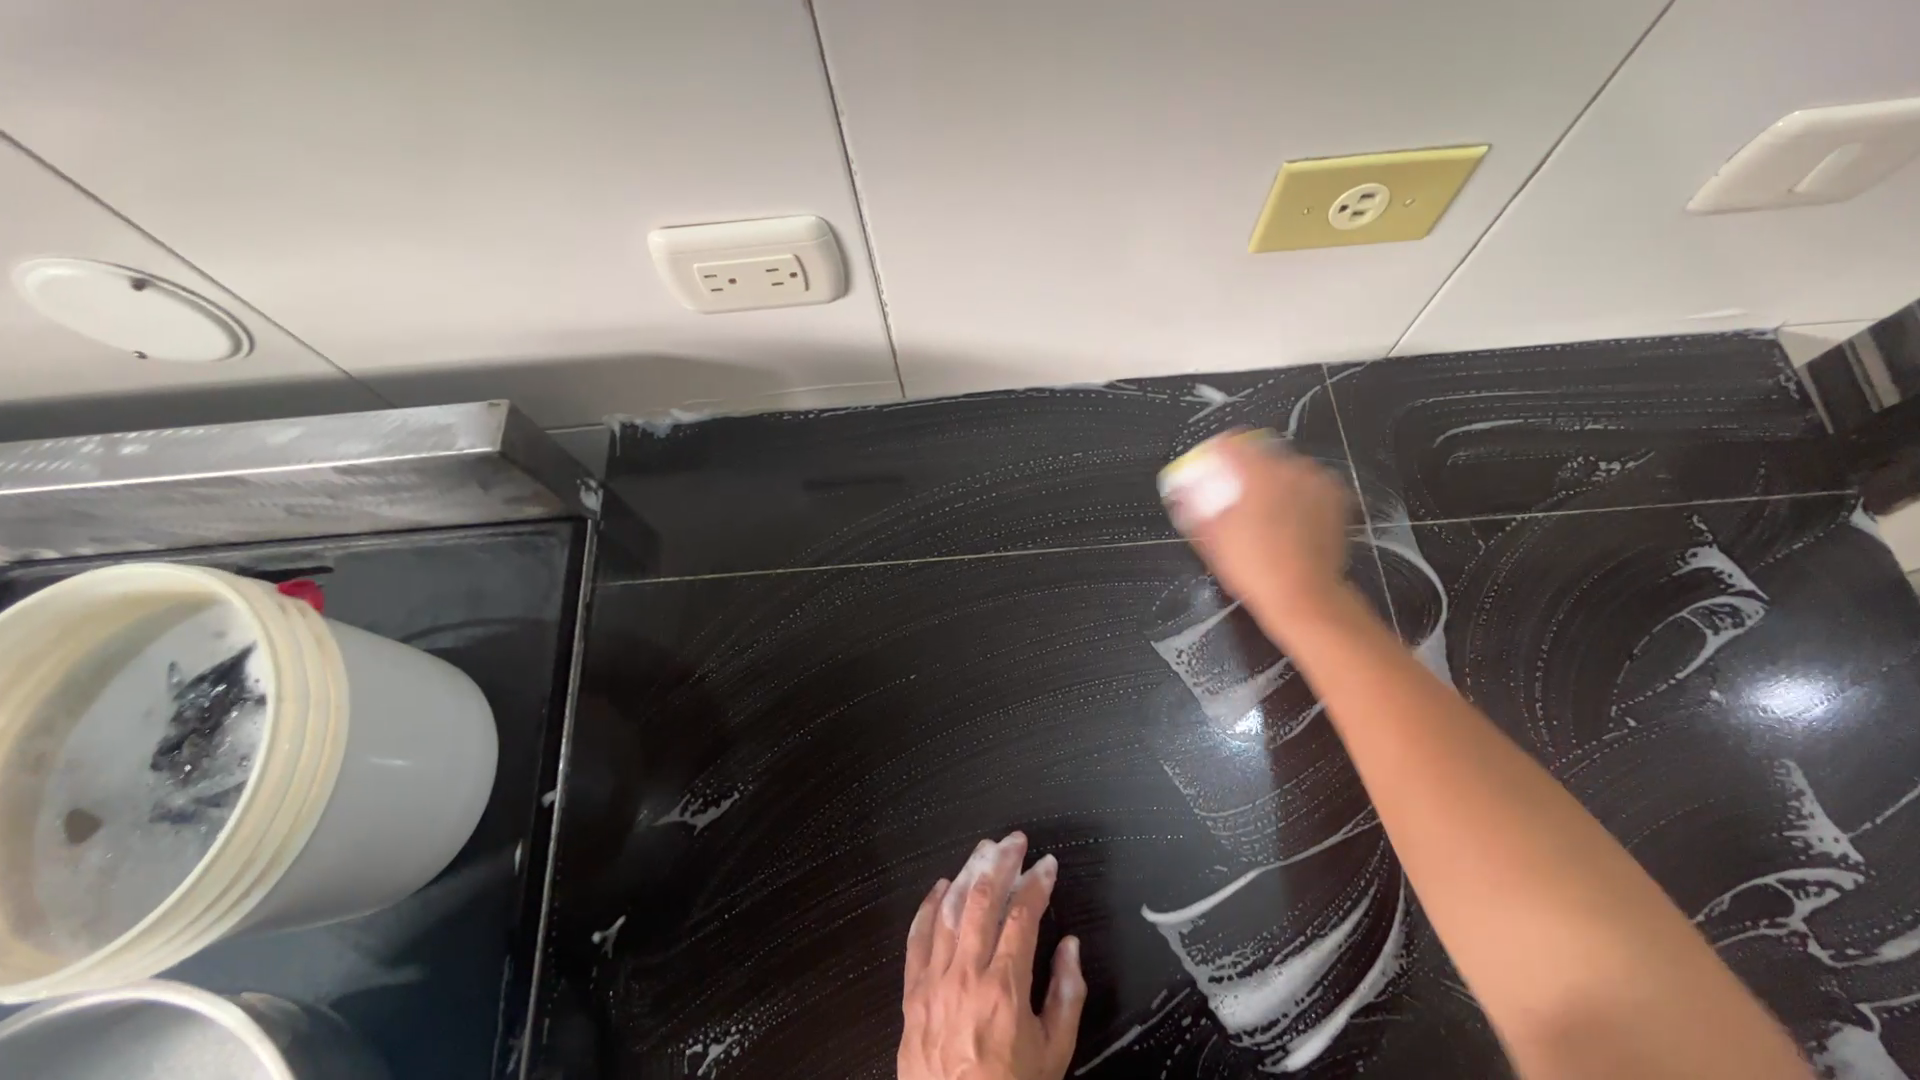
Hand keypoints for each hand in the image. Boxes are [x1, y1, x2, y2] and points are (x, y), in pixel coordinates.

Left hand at [899, 832, 1085, 1079]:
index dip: (1037, 883)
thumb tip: (1070, 946)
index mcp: (1006, 986)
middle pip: (983, 900)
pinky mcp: (911, 992)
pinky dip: (929, 907)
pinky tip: (942, 886)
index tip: (1048, 863)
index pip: (1023, 915)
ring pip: (950, 910)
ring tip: (984, 849)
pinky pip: (917, 938)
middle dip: (1002, 862)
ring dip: (968, 873)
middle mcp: (967, 973)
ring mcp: (934, 980)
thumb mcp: (1055, 1051)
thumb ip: (1067, 994)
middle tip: (1015, 840)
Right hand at [1157, 429, 1353, 614]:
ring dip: (1274, 483)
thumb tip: (1181, 487)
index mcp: (1254, 472)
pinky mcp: (1336, 495)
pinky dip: (1299, 494)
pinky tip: (1291, 519)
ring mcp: (1316, 479)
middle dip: (1246, 473)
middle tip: (1237, 501)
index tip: (1211, 472)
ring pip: (1286, 469)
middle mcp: (1287, 466)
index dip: (1216, 455)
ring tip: (1267, 515)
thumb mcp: (1211, 537)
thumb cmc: (1253, 568)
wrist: (1303, 594)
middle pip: (1258, 455)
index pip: (1229, 443)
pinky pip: (1309, 483)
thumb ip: (1193, 503)